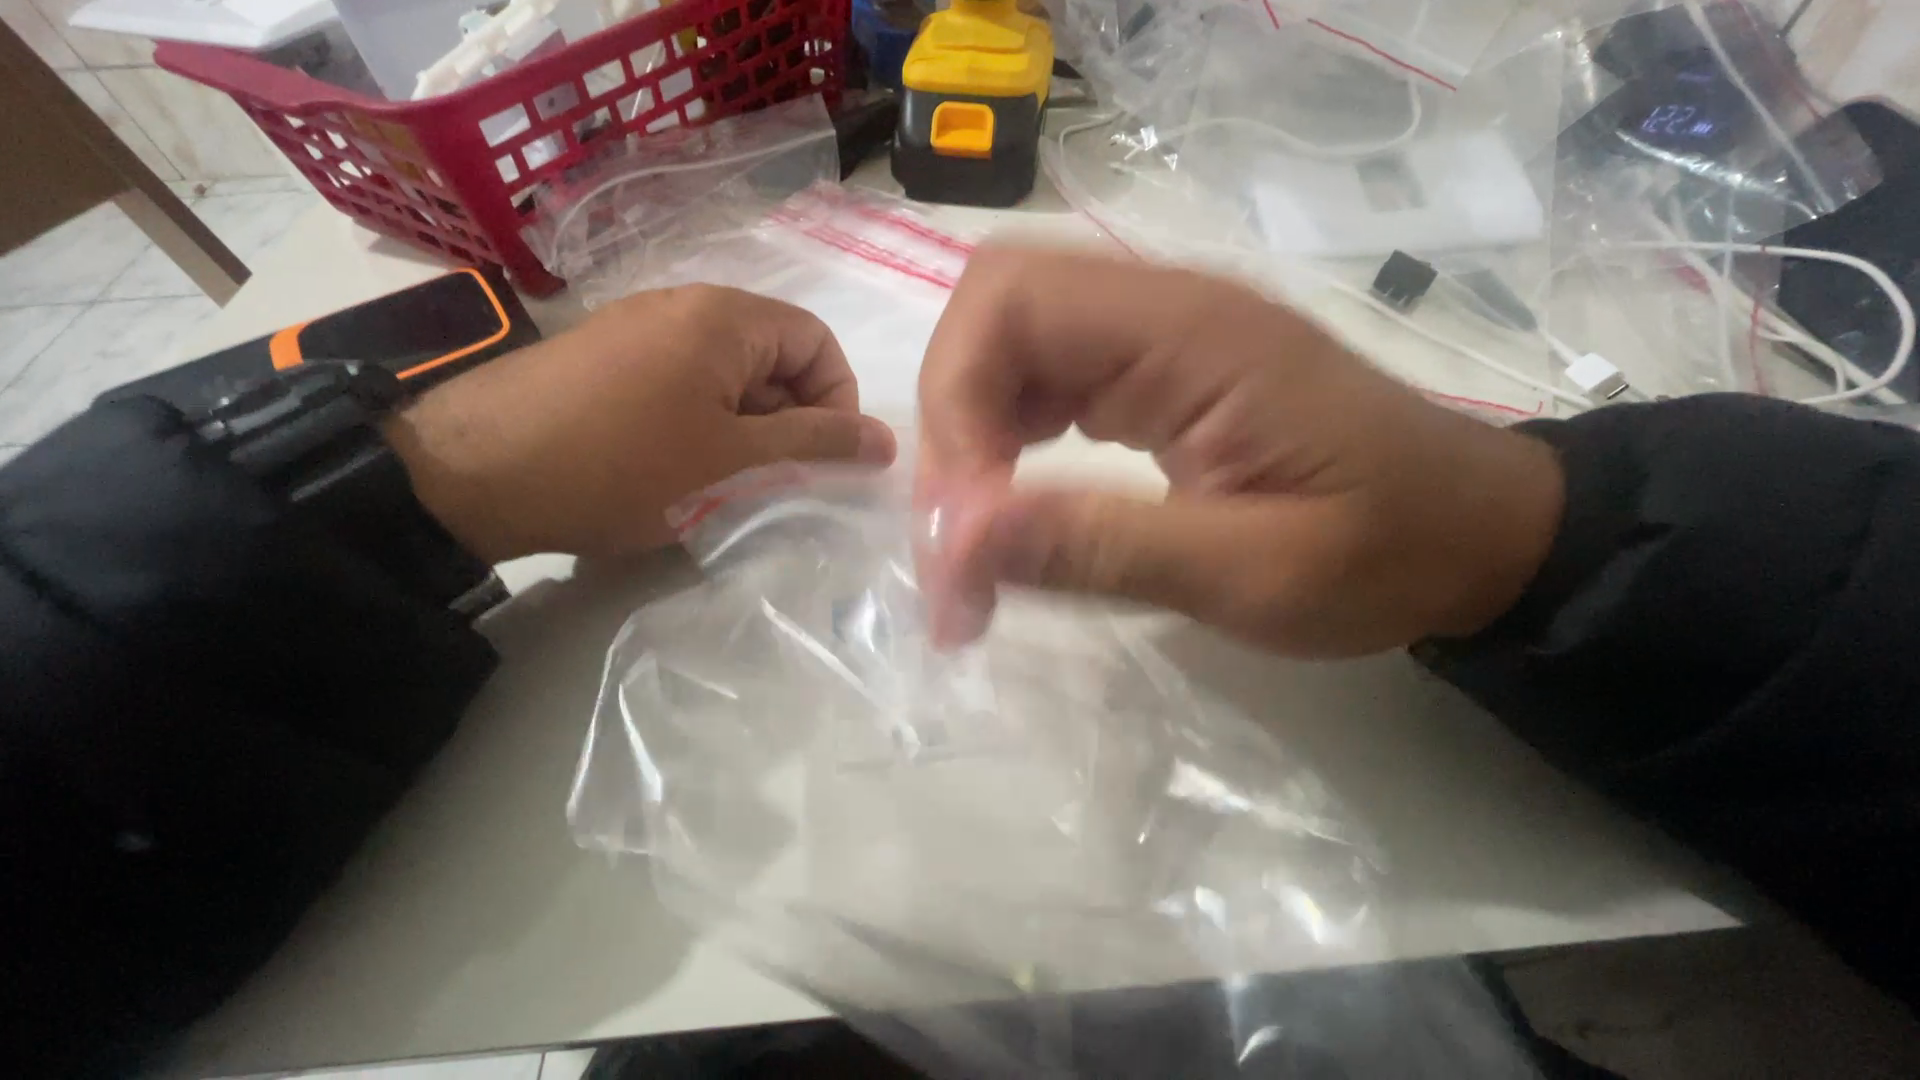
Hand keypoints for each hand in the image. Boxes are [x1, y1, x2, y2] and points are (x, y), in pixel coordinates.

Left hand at [386, 285, 895, 561]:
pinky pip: (683, 385)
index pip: (818, 343)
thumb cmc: (622, 465)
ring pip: (728, 377)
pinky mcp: (607, 359)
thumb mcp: (733, 460)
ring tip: (722, 483)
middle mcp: (685, 305)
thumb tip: (886, 441)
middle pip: (774, 357)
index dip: (837, 403)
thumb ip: (816, 444)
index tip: (821, 461)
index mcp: (725, 317)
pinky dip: (701, 426)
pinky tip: (675, 470)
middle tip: (774, 482)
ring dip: (745, 430)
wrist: (472, 473)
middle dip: (790, 421)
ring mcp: (639, 329)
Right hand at [916, 245, 1564, 655]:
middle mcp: (1162, 309)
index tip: (967, 528)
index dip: (957, 403)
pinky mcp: (1157, 374)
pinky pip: (1047, 379)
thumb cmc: (1383, 553)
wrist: (1475, 536)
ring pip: (1010, 344)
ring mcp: (1158, 338)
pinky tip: (1015, 507)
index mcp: (1189, 331)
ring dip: (971, 437)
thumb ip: (1101, 548)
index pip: (1012, 301)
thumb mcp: (1249, 572)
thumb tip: (959, 540)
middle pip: (996, 309)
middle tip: (958, 537)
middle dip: (953, 421)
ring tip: (976, 541)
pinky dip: (1007, 441)